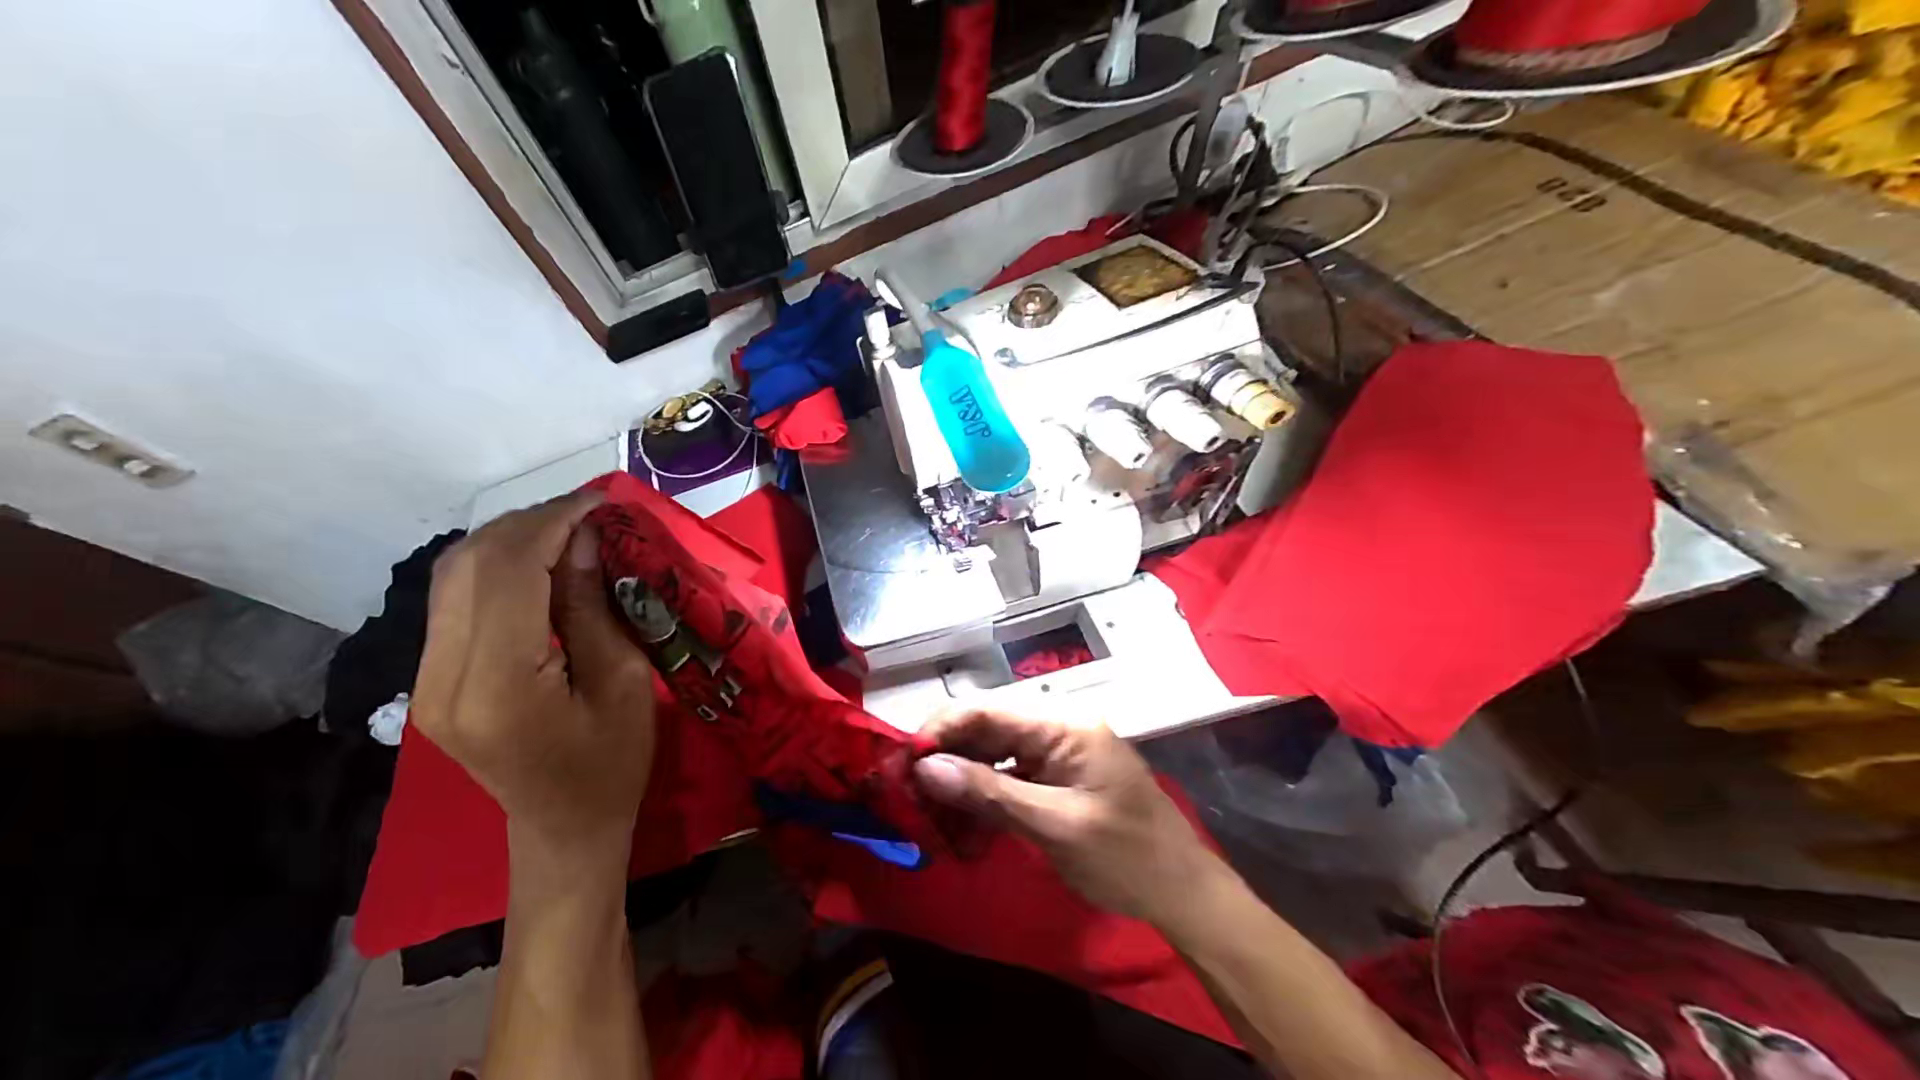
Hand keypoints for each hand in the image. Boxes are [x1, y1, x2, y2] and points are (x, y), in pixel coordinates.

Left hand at [412, 490, 656, 860]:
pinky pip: (453, 599)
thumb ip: (593, 607)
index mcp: (497, 685)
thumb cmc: (612, 765)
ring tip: (568, 528)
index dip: (553, 522)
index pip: (509, 572)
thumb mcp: (624, 684)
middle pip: (470, 565)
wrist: (562, 828)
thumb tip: (584, 539)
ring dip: (510, 539)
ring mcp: (426, 679)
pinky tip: (539, 562)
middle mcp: (442, 677)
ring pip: (453, 575)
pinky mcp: (430, 679)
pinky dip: (497, 567)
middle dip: (531, 522)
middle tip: (589, 511)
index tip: (601, 500)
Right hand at [911, 708, 1216, 923]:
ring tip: (932, 814)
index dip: (942, 730)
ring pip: (996, 754)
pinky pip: (1012, 777)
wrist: (1183, 893)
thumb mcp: (1054, 826)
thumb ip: (989, 793)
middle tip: (911, 794)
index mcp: (1064, 726)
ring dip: (964, 782)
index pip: (988, 711)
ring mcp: (1060, 753)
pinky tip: (966, 825)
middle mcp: (1059, 728)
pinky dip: (987, 798)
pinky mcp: (1060, 778)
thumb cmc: (1125, 856)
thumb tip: (927, 767)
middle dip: (948, 758)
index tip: (904, 761)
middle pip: (988, 729)